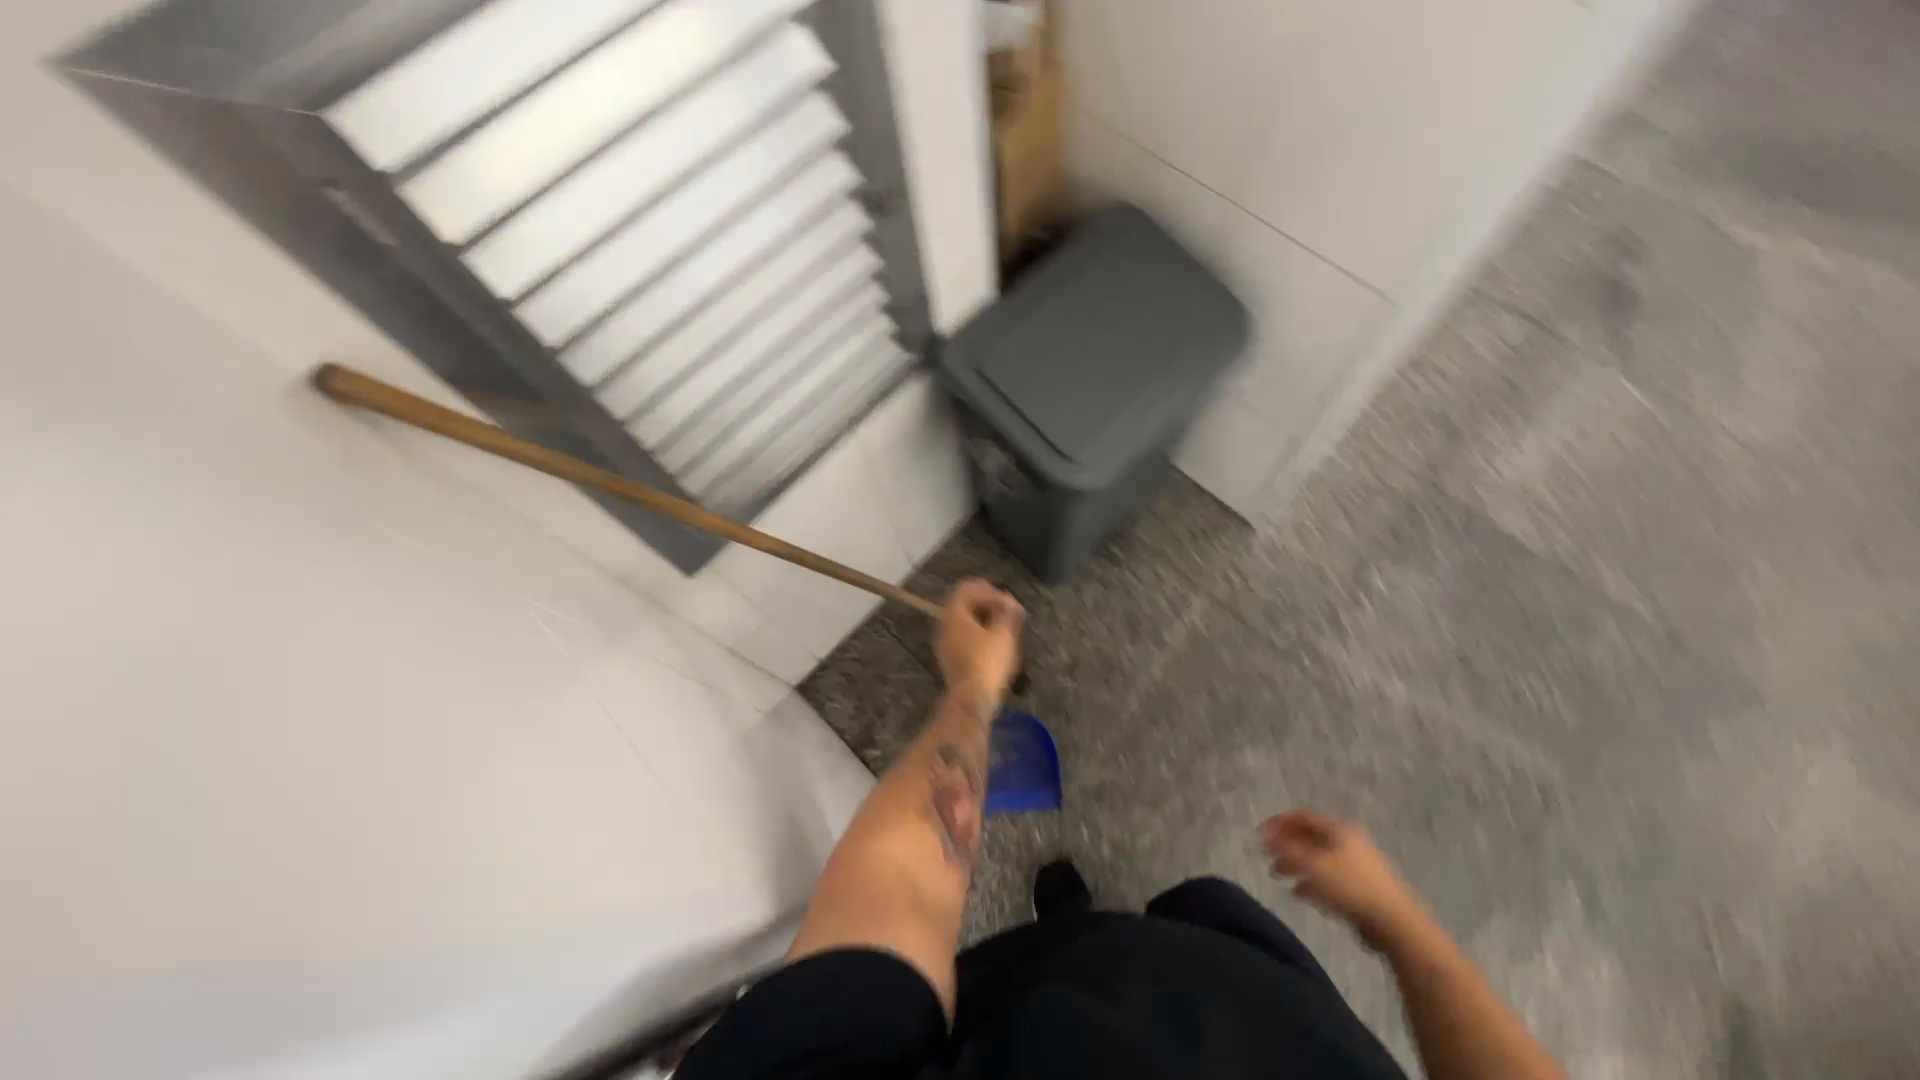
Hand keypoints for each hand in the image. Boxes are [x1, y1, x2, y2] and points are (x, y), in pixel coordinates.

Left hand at [935, 579, 1024, 699]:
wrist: (971, 698)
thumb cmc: (987, 661)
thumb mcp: (1004, 633)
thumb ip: (1008, 613)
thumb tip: (1012, 603)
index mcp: (953, 614)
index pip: (966, 589)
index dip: (987, 589)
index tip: (1006, 598)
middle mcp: (944, 625)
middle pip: (962, 605)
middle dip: (984, 604)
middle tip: (1005, 609)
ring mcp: (944, 644)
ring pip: (962, 622)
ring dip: (982, 620)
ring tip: (1002, 626)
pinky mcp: (950, 659)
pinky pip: (963, 637)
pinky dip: (978, 634)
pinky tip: (993, 643)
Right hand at [1261, 808, 1423, 948]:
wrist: (1393, 921)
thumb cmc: (1349, 886)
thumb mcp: (1312, 865)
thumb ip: (1286, 850)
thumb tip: (1264, 837)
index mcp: (1339, 829)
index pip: (1303, 816)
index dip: (1279, 821)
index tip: (1260, 833)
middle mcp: (1348, 841)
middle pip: (1310, 837)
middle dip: (1286, 845)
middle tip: (1267, 856)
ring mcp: (1356, 864)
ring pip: (1318, 858)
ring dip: (1295, 864)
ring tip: (1277, 875)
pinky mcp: (1360, 886)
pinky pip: (1329, 877)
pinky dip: (1311, 881)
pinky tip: (1299, 892)